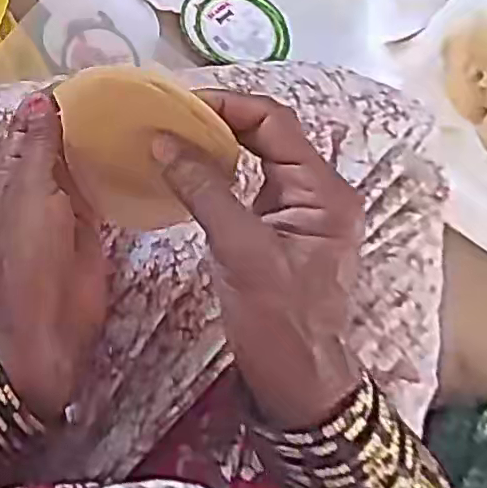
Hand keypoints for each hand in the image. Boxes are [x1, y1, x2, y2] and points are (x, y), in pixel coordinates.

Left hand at [0, 94, 109, 422]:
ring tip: (134, 106)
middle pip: (59, 134)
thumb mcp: (31, 192)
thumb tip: (41, 97)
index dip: (49, 98)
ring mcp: (67, 196)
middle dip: (81, 112)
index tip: (84, 75)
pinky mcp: (93, 214)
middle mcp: (40, 176)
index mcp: (15, 168)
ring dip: (100, 135)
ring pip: (82, 155)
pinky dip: (114, 162)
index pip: (29, 120)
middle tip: (119, 85)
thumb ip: (38, 146)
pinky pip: (102, 179)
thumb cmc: (34, 252)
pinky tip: (139, 145)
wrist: (55, 320)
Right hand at [155, 91, 364, 427]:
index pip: (274, 121)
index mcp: (322, 190)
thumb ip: (204, 190)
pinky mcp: (279, 220)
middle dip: (221, 117)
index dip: (229, 104)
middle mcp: (317, 188)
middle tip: (174, 115)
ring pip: (257, 150)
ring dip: (218, 138)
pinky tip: (190, 164)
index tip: (184, 104)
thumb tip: (164, 141)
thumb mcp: (240, 252)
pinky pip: (249, 175)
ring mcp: (299, 205)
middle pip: (267, 130)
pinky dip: (219, 163)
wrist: (298, 384)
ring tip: (177, 132)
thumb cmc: (279, 322)